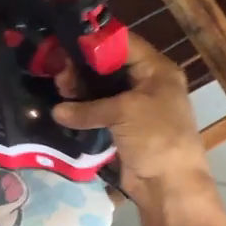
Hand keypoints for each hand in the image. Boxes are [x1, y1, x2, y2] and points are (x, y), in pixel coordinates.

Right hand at [52, 34, 211, 209]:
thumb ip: (88, 108)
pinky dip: (84, 110)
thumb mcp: (124, 112)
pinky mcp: (123, 128)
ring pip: (102, 90)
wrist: (168, 183)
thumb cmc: (156, 136)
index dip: (96, 42)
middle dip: (83, 69)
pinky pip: (100, 112)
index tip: (68, 43)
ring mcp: (134, 107)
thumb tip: (56, 111)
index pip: (124, 44)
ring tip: (59, 91)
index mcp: (157, 70)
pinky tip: (64, 109)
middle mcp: (146, 84)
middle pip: (110, 67)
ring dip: (80, 90)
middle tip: (59, 75)